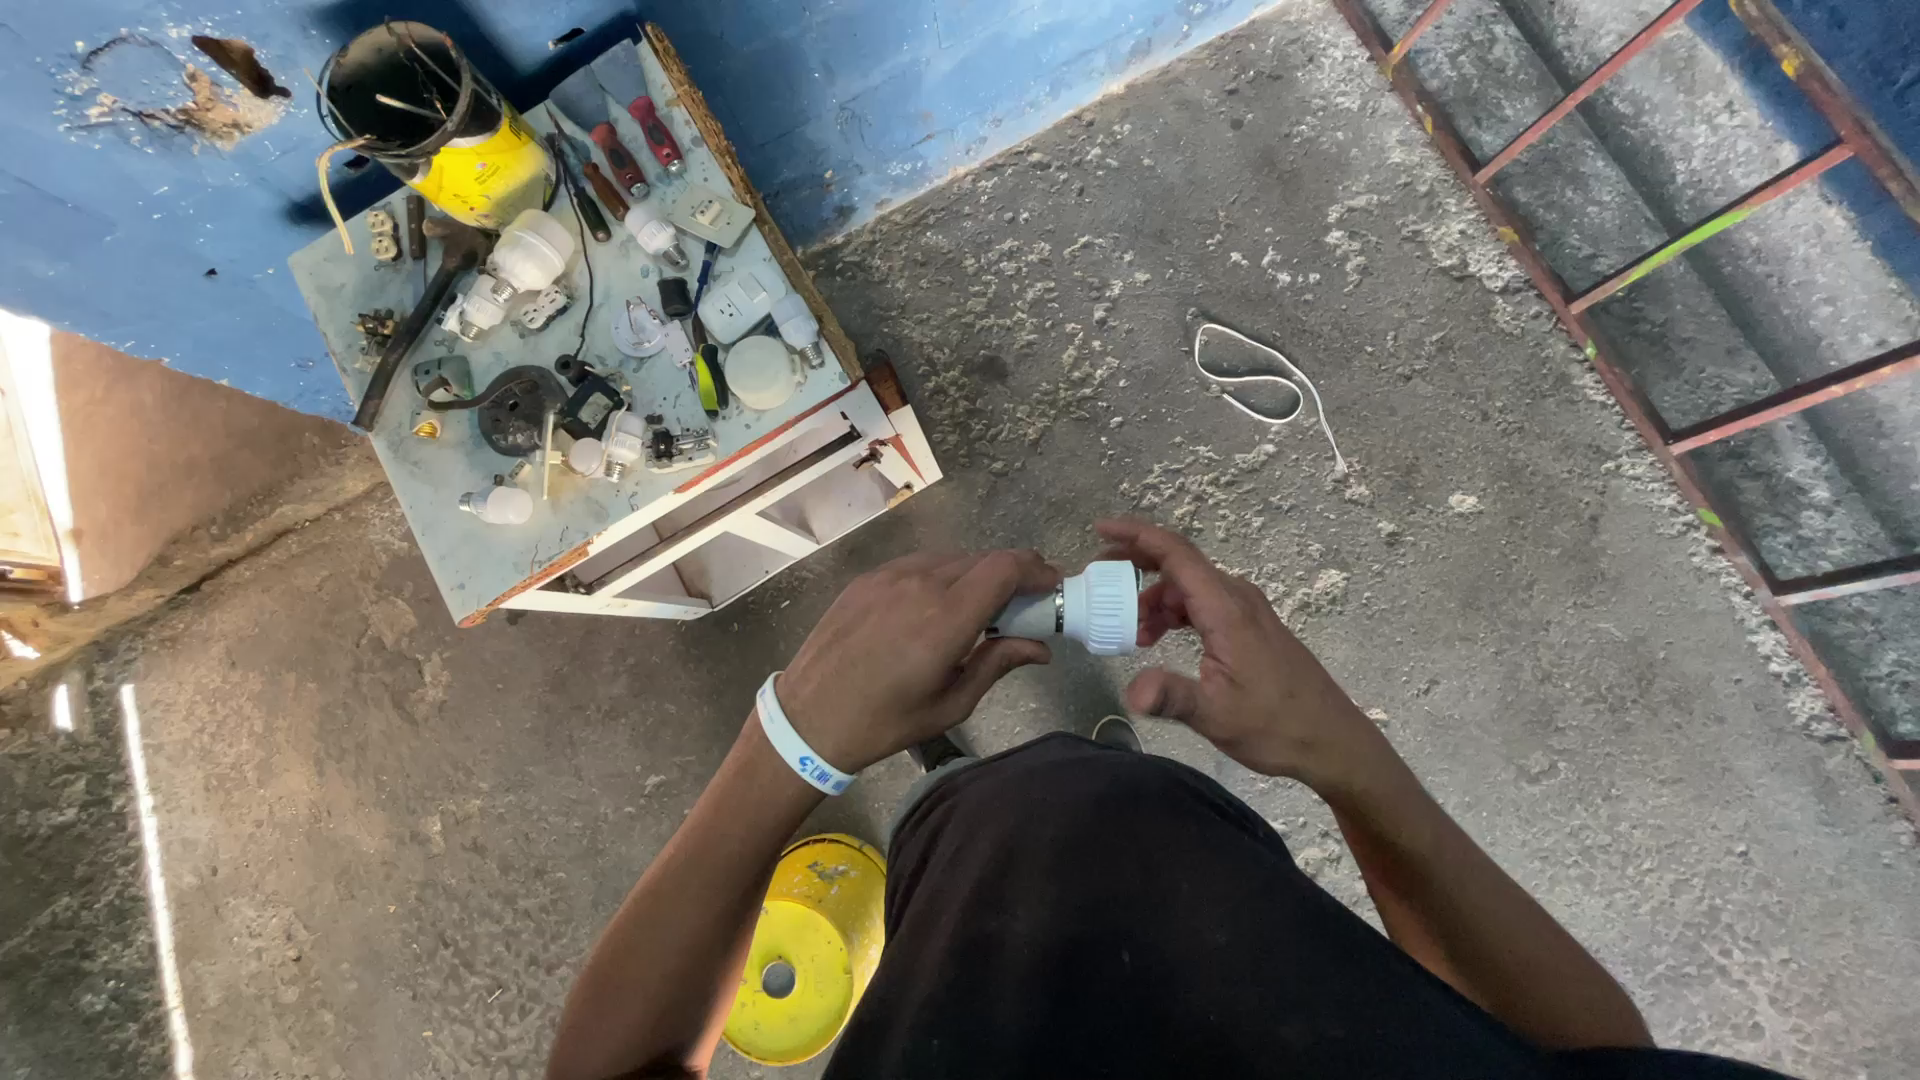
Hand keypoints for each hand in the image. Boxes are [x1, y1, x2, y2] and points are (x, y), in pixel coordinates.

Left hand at [774, 550, 1060, 773]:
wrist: (808, 718)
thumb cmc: (885, 723)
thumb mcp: (950, 704)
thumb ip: (997, 664)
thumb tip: (1040, 647)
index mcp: (945, 619)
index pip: (1004, 568)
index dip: (1035, 569)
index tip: (1050, 586)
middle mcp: (920, 584)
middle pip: (983, 559)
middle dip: (1011, 573)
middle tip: (1022, 602)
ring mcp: (889, 575)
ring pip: (951, 558)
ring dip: (976, 574)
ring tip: (979, 607)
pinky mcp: (868, 577)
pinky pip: (918, 564)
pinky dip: (941, 575)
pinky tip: (936, 604)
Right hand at [1097, 519, 1389, 789]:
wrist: (1332, 742)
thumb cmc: (1276, 726)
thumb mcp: (1217, 715)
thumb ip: (1171, 697)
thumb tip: (1130, 694)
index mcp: (1226, 609)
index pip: (1176, 554)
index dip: (1136, 535)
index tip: (1100, 530)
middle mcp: (1236, 598)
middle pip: (1180, 563)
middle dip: (1135, 563)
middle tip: (1098, 576)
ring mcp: (1246, 611)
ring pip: (1189, 585)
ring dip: (1154, 598)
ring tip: (1129, 630)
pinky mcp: (1249, 627)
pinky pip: (1202, 603)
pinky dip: (1174, 612)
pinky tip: (1159, 639)